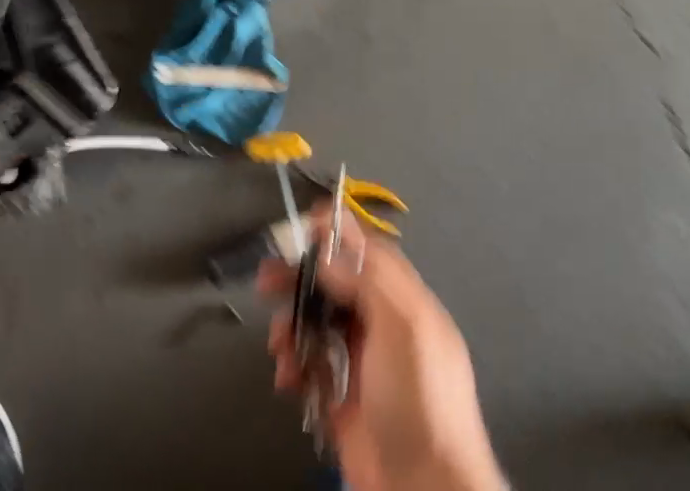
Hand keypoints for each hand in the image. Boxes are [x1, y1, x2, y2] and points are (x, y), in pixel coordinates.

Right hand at [260, 208, 504, 490]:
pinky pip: (305, 364)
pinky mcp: (337, 393)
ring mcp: (358, 362)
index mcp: (405, 306)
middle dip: (297, 281)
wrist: (422, 484)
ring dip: (289, 327)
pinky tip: (288, 376)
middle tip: (267, 279)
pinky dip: (290, 365)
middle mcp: (381, 327)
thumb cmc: (418, 400)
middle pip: (332, 286)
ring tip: (280, 345)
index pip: (369, 255)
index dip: (337, 235)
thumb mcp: (404, 329)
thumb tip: (328, 247)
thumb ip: (369, 280)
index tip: (301, 224)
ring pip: (312, 324)